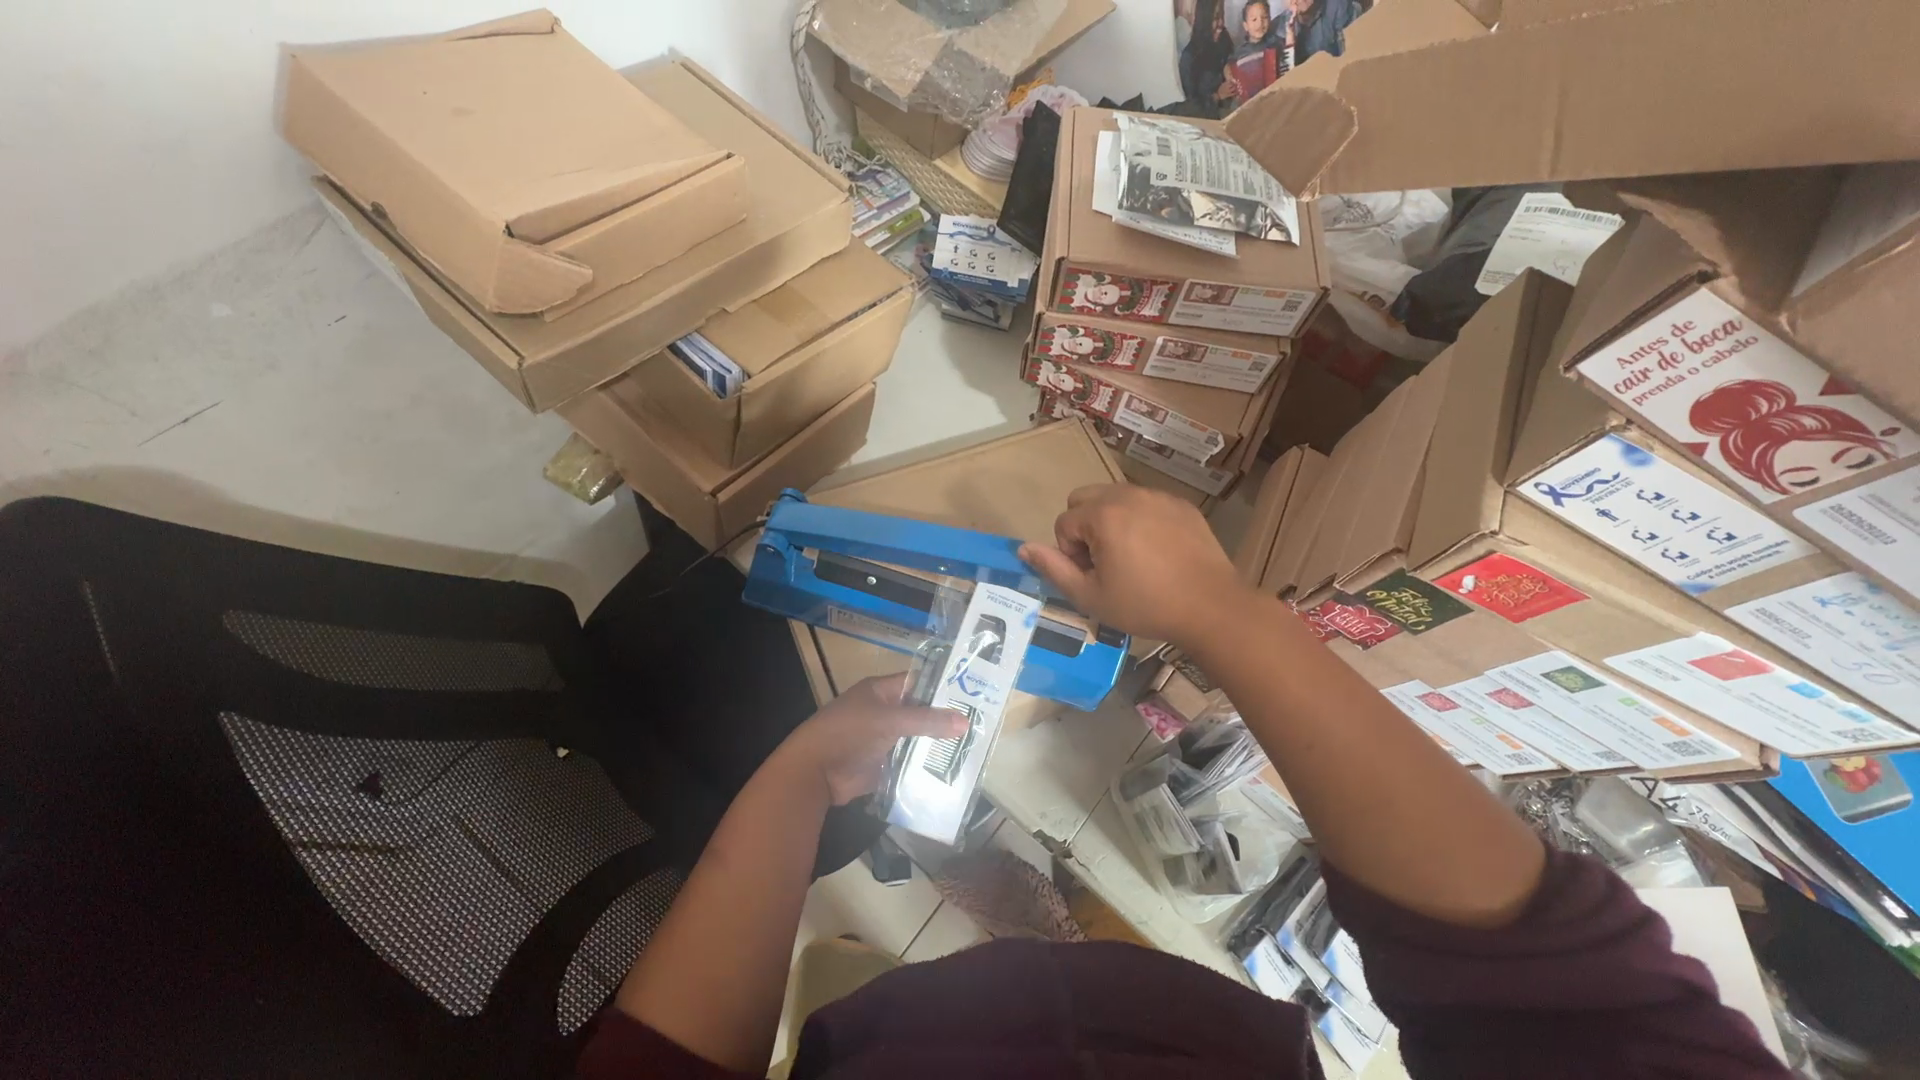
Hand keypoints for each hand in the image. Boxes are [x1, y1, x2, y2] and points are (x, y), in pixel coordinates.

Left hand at [776, 673, 968, 805]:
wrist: (814, 773)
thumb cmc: (848, 733)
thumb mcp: (888, 721)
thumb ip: (926, 720)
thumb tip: (965, 721)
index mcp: (881, 691)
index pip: (918, 682)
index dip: (943, 686)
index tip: (974, 693)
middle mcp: (884, 713)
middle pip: (920, 713)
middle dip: (945, 720)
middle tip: (981, 724)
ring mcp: (884, 740)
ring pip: (917, 739)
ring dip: (938, 745)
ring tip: (973, 749)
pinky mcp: (884, 766)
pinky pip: (910, 764)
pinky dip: (926, 767)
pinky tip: (952, 772)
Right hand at [1018, 483, 1247, 647]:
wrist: (1211, 607)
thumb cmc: (1145, 606)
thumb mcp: (1091, 597)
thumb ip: (1054, 569)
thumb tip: (1024, 548)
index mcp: (1103, 515)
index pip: (1064, 522)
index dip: (1070, 553)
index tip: (1093, 576)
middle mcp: (1128, 495)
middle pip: (1085, 498)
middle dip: (1085, 527)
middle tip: (1106, 562)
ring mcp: (1159, 497)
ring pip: (1116, 497)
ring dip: (1111, 521)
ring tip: (1131, 558)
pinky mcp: (1182, 505)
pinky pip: (1147, 503)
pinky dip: (1141, 520)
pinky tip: (1157, 552)